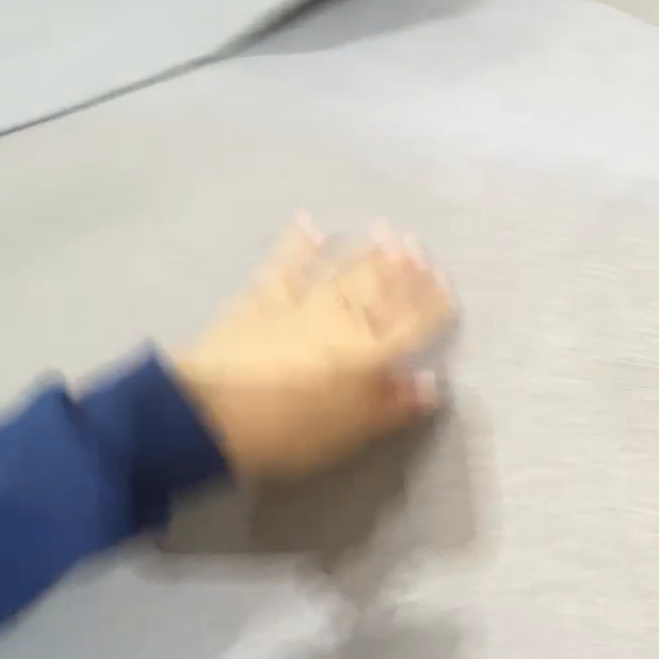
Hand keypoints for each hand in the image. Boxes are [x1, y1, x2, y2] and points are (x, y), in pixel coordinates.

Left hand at [172, 217, 455, 480]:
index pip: (413, 324)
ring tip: (386, 231)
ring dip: (367, 253)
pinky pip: (285, 268)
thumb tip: (432, 383)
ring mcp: (301, 307)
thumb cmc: (292, 433)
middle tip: (421, 245)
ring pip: (344, 274)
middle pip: (381, 292)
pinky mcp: (261, 303)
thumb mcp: (353, 431)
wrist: (210, 417)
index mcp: (371, 354)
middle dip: (405, 270)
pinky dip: (300, 245)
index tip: (448, 285)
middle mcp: (343, 322)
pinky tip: (311, 225)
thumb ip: (395, 405)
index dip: (433, 305)